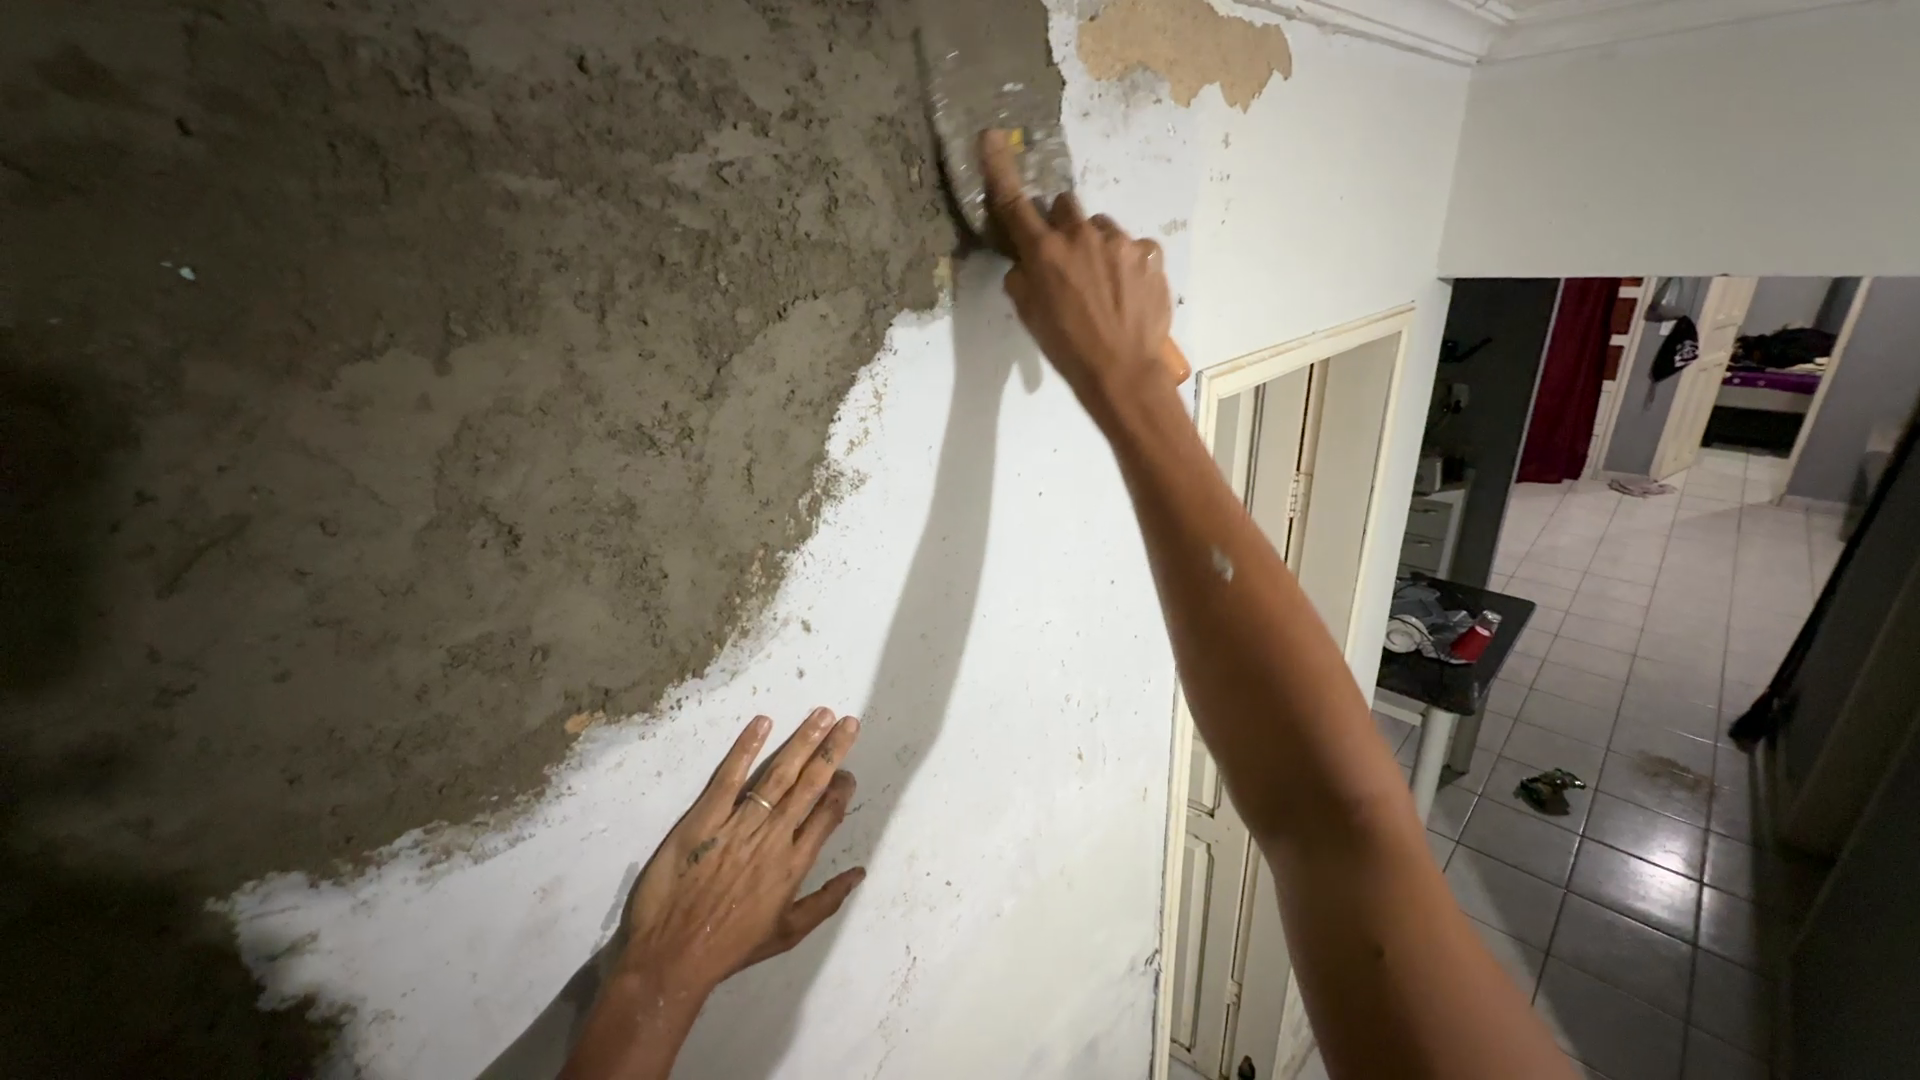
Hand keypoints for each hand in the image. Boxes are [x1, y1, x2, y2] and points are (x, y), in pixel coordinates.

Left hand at [616, 708, 864, 994]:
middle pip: (809, 785)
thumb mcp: (788, 933)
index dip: (841, 789)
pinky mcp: (703, 820)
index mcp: (794, 865)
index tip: (848, 772)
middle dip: (832, 751)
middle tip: (849, 723)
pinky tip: (763, 723)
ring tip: (821, 715)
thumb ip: (826, 901)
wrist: (671, 959)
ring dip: (802, 743)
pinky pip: (729, 778)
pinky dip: (746, 749)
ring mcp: (738, 826)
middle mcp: (773, 839)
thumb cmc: (730, 948)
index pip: (827, 815)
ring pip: (777, 776)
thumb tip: (860, 873)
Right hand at [980, 129, 1173, 419]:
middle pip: (1065, 206)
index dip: (1000, 169)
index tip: (992, 138)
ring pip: (1101, 227)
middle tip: (1068, 261)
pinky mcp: (1149, 253)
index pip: (1014, 204)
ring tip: (1103, 286)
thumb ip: (1022, 282)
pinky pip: (1132, 246)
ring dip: (1097, 246)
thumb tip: (1025, 265)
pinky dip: (1127, 263)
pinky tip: (1127, 292)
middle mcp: (1081, 235)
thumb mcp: (1031, 318)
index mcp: (1045, 252)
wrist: (1122, 371)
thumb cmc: (1068, 349)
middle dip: (1062, 225)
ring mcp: (1119, 241)